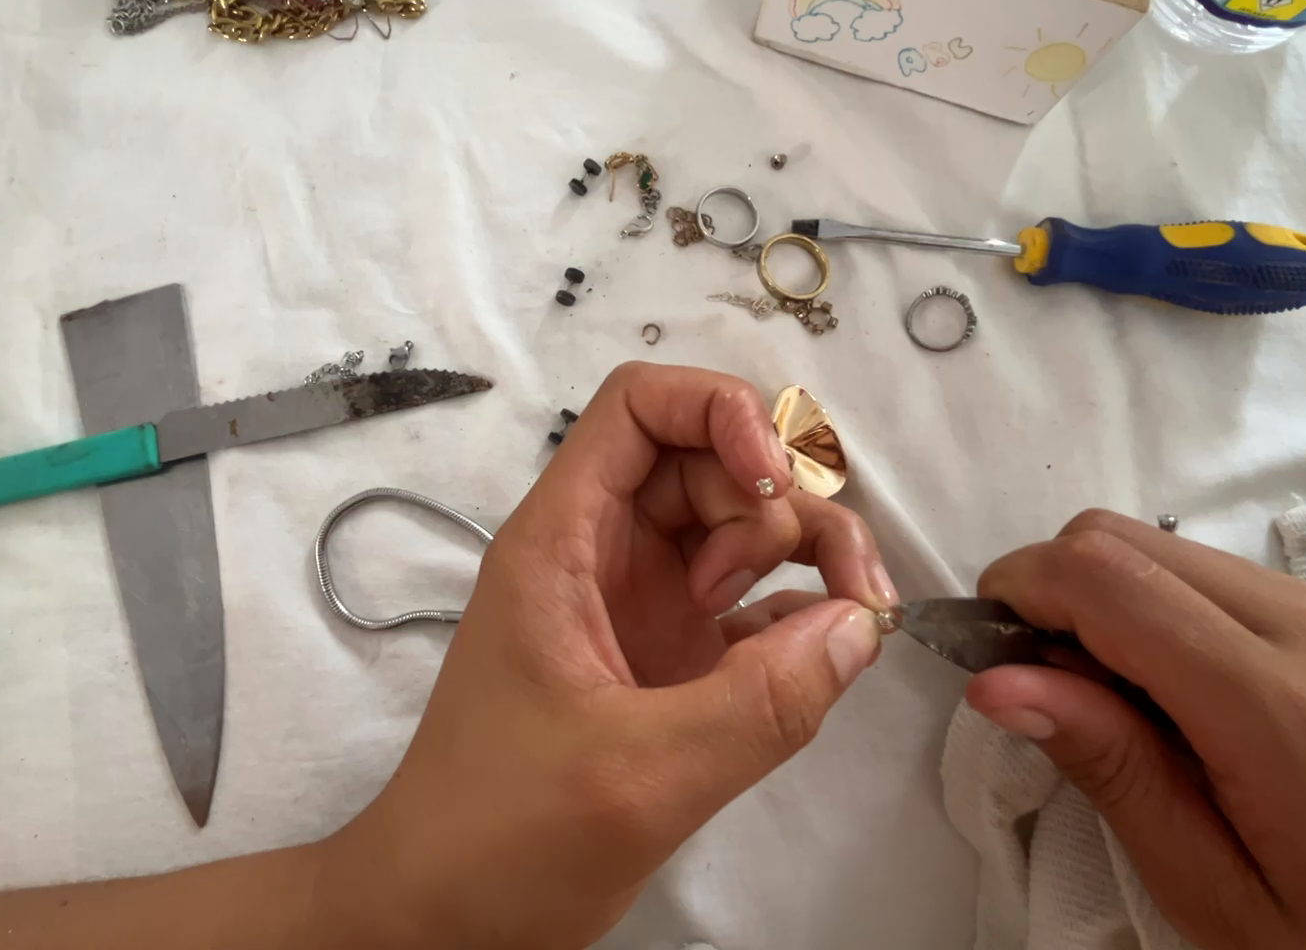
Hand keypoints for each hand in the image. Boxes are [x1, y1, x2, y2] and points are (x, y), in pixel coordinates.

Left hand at [320, 363, 896, 947]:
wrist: (446, 913)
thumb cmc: (502, 834)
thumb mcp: (634, 774)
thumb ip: (758, 703)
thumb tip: (859, 626)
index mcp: (565, 537)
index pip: (638, 405)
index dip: (717, 411)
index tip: (774, 481)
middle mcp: (606, 547)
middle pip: (709, 460)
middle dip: (781, 503)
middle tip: (829, 585)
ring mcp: (643, 595)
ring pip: (739, 521)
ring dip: (804, 553)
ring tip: (847, 621)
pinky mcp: (673, 647)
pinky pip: (752, 594)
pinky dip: (799, 608)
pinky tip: (829, 649)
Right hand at [964, 510, 1305, 949]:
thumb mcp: (1208, 887)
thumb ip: (1106, 764)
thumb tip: (992, 681)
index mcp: (1287, 712)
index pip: (1106, 580)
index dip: (1019, 588)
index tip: (986, 645)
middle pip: (1119, 538)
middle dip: (1049, 585)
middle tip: (1040, 674)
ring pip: (1155, 544)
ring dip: (1098, 594)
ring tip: (1106, 687)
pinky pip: (1204, 569)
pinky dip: (1149, 601)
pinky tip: (1166, 681)